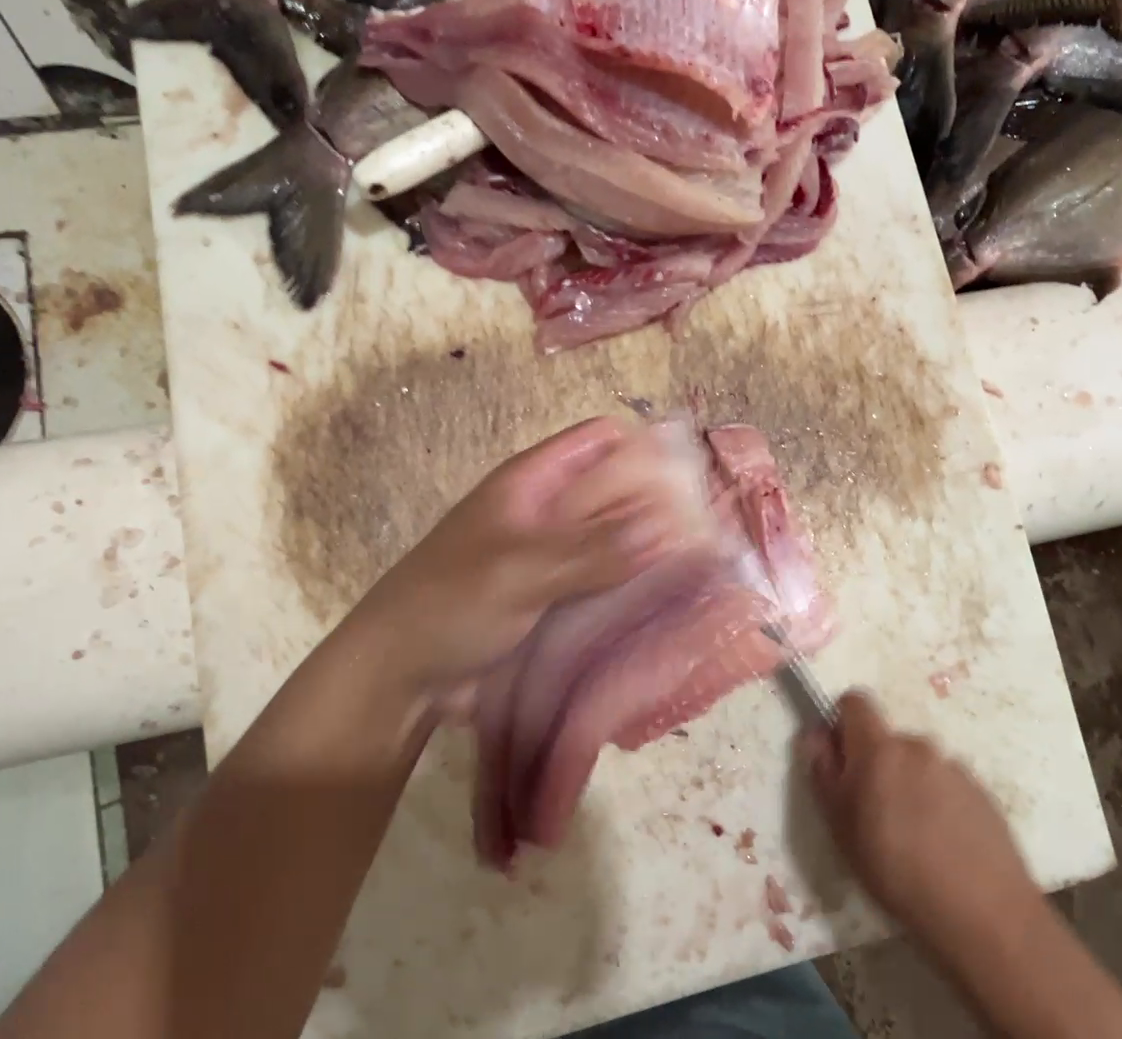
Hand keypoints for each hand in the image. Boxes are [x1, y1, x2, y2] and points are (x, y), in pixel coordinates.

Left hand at [356, 416, 703, 690]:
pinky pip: (608, 593)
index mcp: (532, 484)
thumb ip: (595, 548)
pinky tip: (680, 610)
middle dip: (662, 509)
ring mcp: (557, 565)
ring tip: (716, 572)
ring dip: (654, 559)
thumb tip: (674, 522)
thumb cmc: (450, 604)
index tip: (698, 476)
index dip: (646, 449)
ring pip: (618, 548)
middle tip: (721, 533)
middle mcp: (550, 517)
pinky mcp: (560, 608)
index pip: (600, 443)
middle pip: (616, 496)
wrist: (400, 679)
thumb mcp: (522, 569)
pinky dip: (637, 597)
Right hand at [803, 691, 1038, 938]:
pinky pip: (948, 787)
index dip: (841, 723)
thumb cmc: (894, 870)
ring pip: (919, 766)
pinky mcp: (984, 795)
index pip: (855, 702)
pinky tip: (942, 846)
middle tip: (873, 815)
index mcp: (880, 748)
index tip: (840, 759)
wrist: (981, 914)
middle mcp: (920, 747)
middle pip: (888, 741)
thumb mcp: (839, 826)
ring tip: (913, 838)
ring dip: (909, 786)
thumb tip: (815, 734)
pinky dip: (939, 805)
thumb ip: (822, 772)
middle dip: (876, 765)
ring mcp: (957, 769)